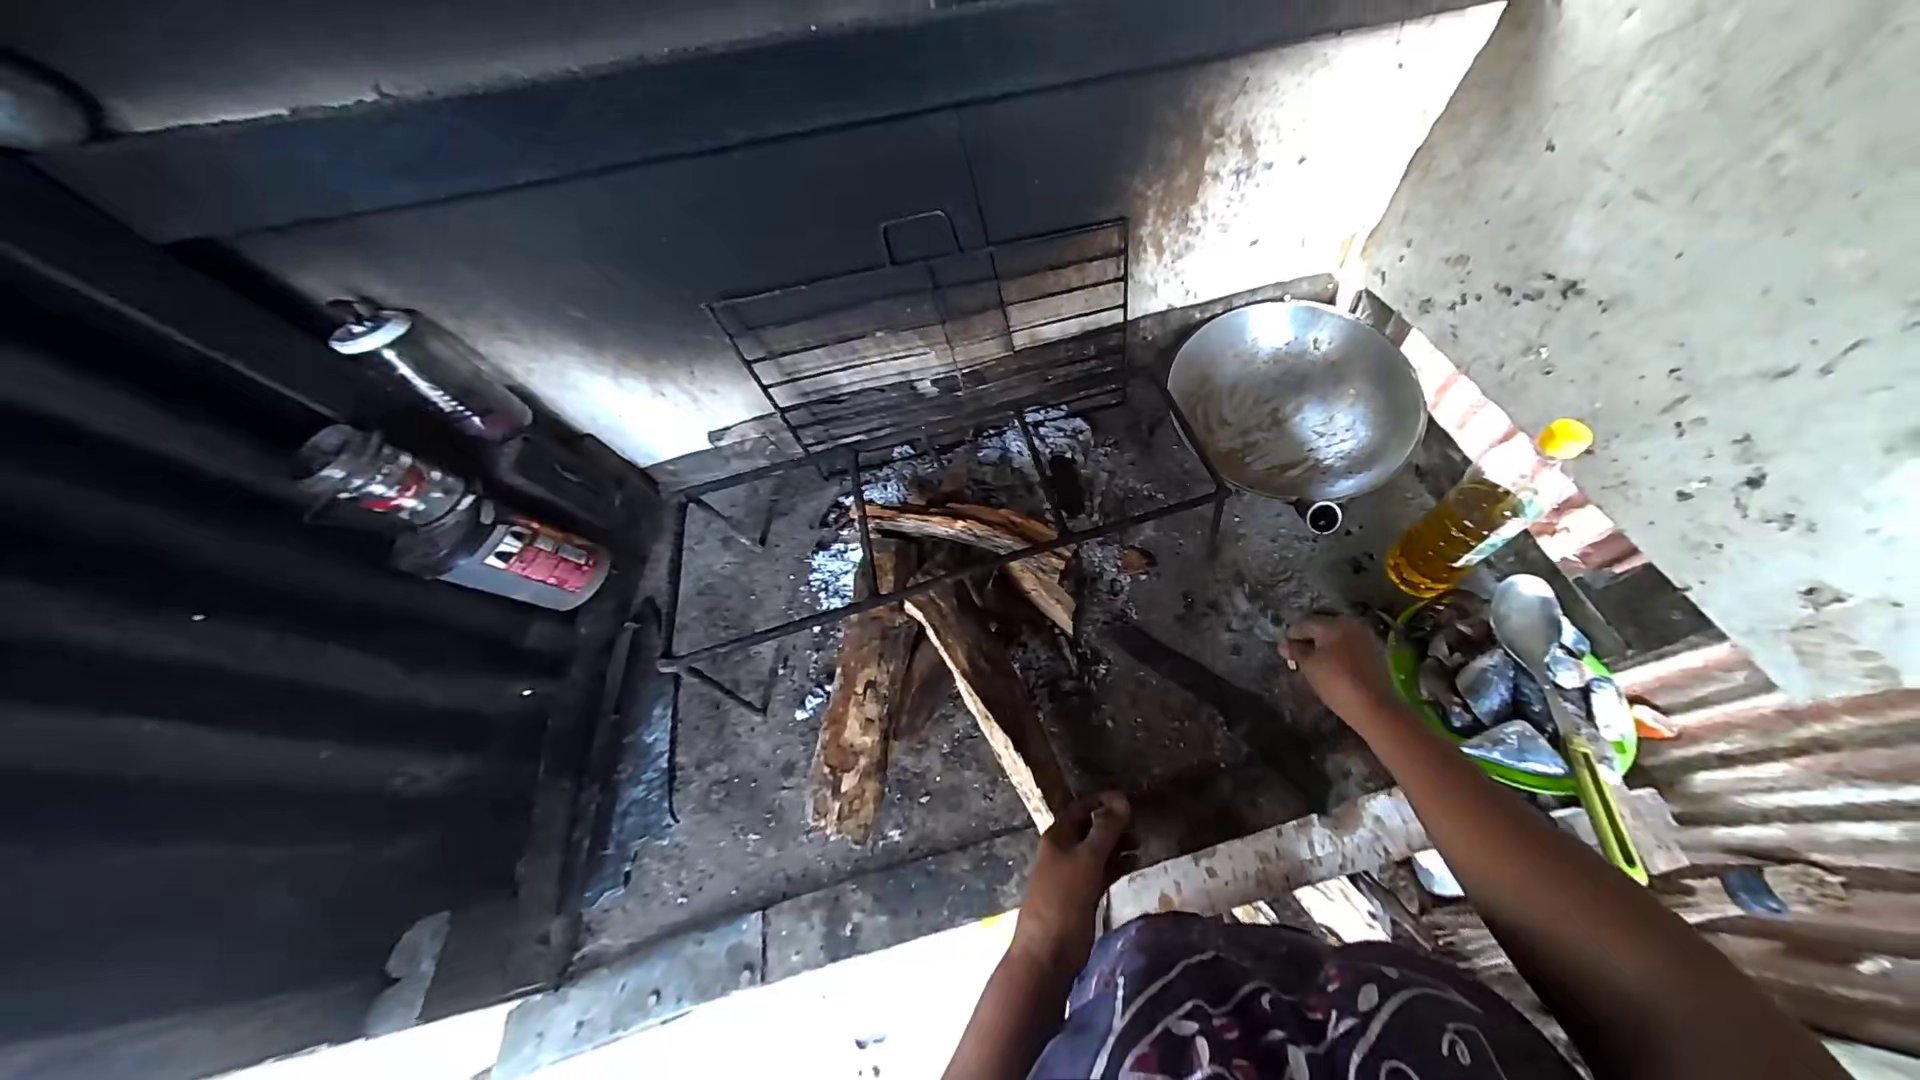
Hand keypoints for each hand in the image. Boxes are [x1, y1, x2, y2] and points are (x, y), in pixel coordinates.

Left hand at [1012, 791, 1129, 969]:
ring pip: (1097, 851)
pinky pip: (1102, 871)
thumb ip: (1105, 830)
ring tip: (1142, 842)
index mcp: (1057, 837)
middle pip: (1090, 828)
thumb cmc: (1063, 900)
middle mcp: (1063, 850)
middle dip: (1113, 823)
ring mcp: (1072, 873)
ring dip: (1117, 845)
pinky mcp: (1082, 895)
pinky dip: (1117, 865)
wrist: (1048, 953)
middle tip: (1140, 822)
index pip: (1080, 808)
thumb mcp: (1086, 860)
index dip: (1101, 801)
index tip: (1128, 799)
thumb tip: (1122, 799)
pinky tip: (1135, 864)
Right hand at [1281, 613, 1400, 722]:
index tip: (1283, 651)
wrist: (1373, 706)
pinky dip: (1334, 652)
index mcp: (1334, 624)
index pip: (1304, 624)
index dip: (1290, 636)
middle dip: (1307, 640)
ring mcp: (1364, 638)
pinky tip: (1327, 666)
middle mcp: (1351, 625)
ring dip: (1320, 646)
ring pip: (1334, 637)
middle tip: (1295, 656)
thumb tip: (1284, 644)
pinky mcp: (1371, 652)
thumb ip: (1295, 651)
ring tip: (1311, 663)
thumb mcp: (1308, 665)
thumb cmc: (1335, 682)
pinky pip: (1346, 645)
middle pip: (1320, 627)